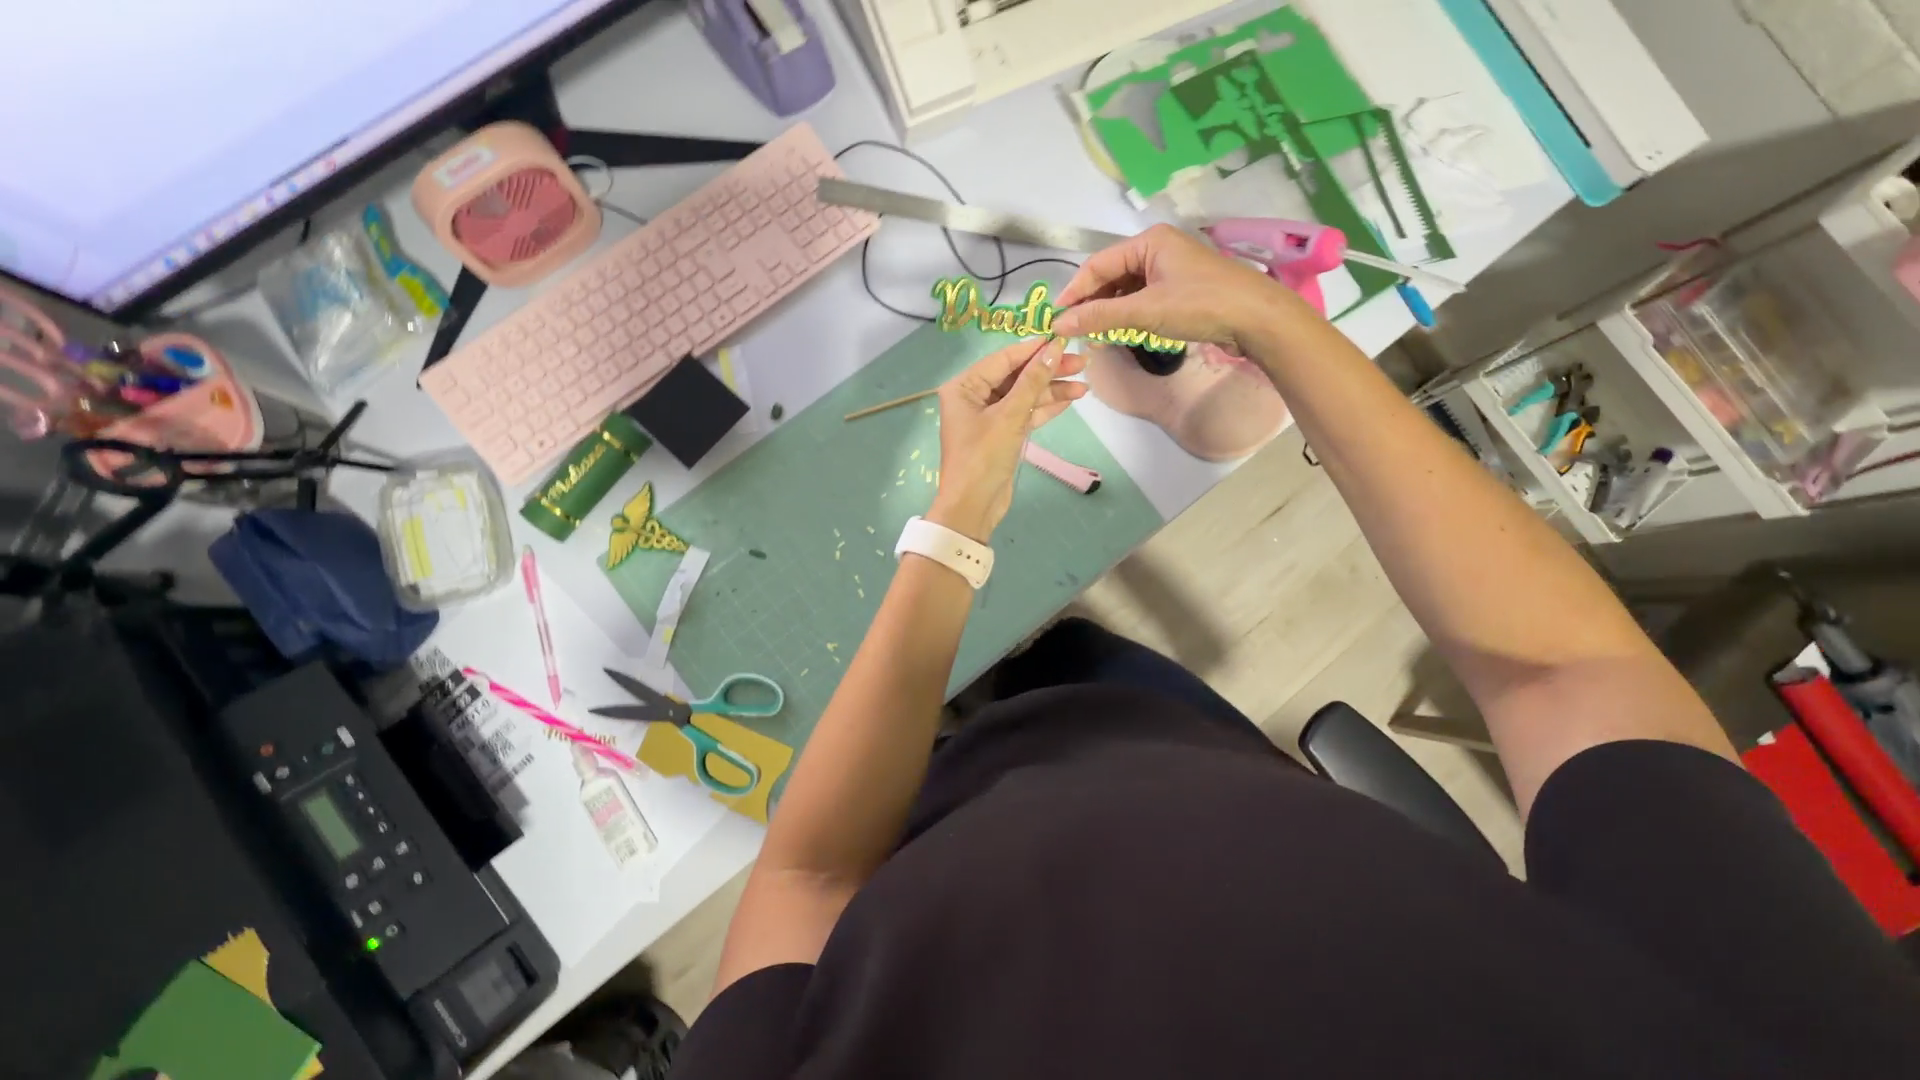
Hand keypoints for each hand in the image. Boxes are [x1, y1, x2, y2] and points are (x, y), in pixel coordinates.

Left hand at [929, 337, 1086, 540]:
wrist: (973, 507)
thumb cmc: (983, 458)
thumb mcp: (1009, 417)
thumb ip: (1033, 381)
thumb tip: (1054, 348)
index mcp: (964, 386)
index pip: (1004, 359)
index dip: (1034, 348)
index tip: (1063, 337)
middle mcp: (974, 397)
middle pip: (1016, 376)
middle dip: (1048, 370)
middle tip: (1082, 362)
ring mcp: (989, 416)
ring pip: (1025, 395)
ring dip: (1052, 390)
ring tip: (1084, 385)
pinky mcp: (1003, 434)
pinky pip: (1026, 413)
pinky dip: (1046, 408)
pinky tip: (1071, 399)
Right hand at [1052, 224, 1311, 355]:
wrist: (1258, 318)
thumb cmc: (1201, 305)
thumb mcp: (1146, 311)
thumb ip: (1100, 316)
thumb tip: (1059, 323)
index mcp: (1149, 241)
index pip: (1097, 265)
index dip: (1074, 292)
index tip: (1055, 318)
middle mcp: (1158, 249)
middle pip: (1111, 276)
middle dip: (1091, 303)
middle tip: (1072, 331)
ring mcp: (1171, 269)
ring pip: (1127, 290)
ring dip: (1109, 312)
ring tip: (1094, 336)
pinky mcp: (1182, 289)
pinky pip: (1144, 299)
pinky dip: (1129, 316)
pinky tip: (1121, 333)